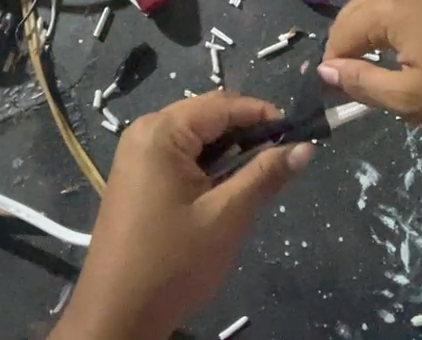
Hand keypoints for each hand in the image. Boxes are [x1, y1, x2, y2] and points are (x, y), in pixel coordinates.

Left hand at [53, 92, 314, 339]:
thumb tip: (305, 147)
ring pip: (194, 136)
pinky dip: (206, 164)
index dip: (261, 114)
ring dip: (227, 150)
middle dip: (245, 132)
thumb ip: (265, 175)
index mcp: (161, 131)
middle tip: (280, 158)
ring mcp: (136, 154)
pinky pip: (179, 154)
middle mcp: (144, 131)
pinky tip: (225, 188)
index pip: (221, 105)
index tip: (297, 132)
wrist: (116, 316)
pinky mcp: (136, 176)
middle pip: (206, 116)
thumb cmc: (173, 263)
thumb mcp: (226, 217)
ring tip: (257, 176)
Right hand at [319, 0, 421, 126]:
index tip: (342, 95)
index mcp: (387, 12)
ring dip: (368, 19)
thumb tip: (326, 70)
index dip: (336, 66)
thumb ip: (364, 83)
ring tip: (366, 50)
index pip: (343, 35)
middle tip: (355, 80)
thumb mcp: (412, 98)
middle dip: (348, 43)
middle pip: (357, 12)